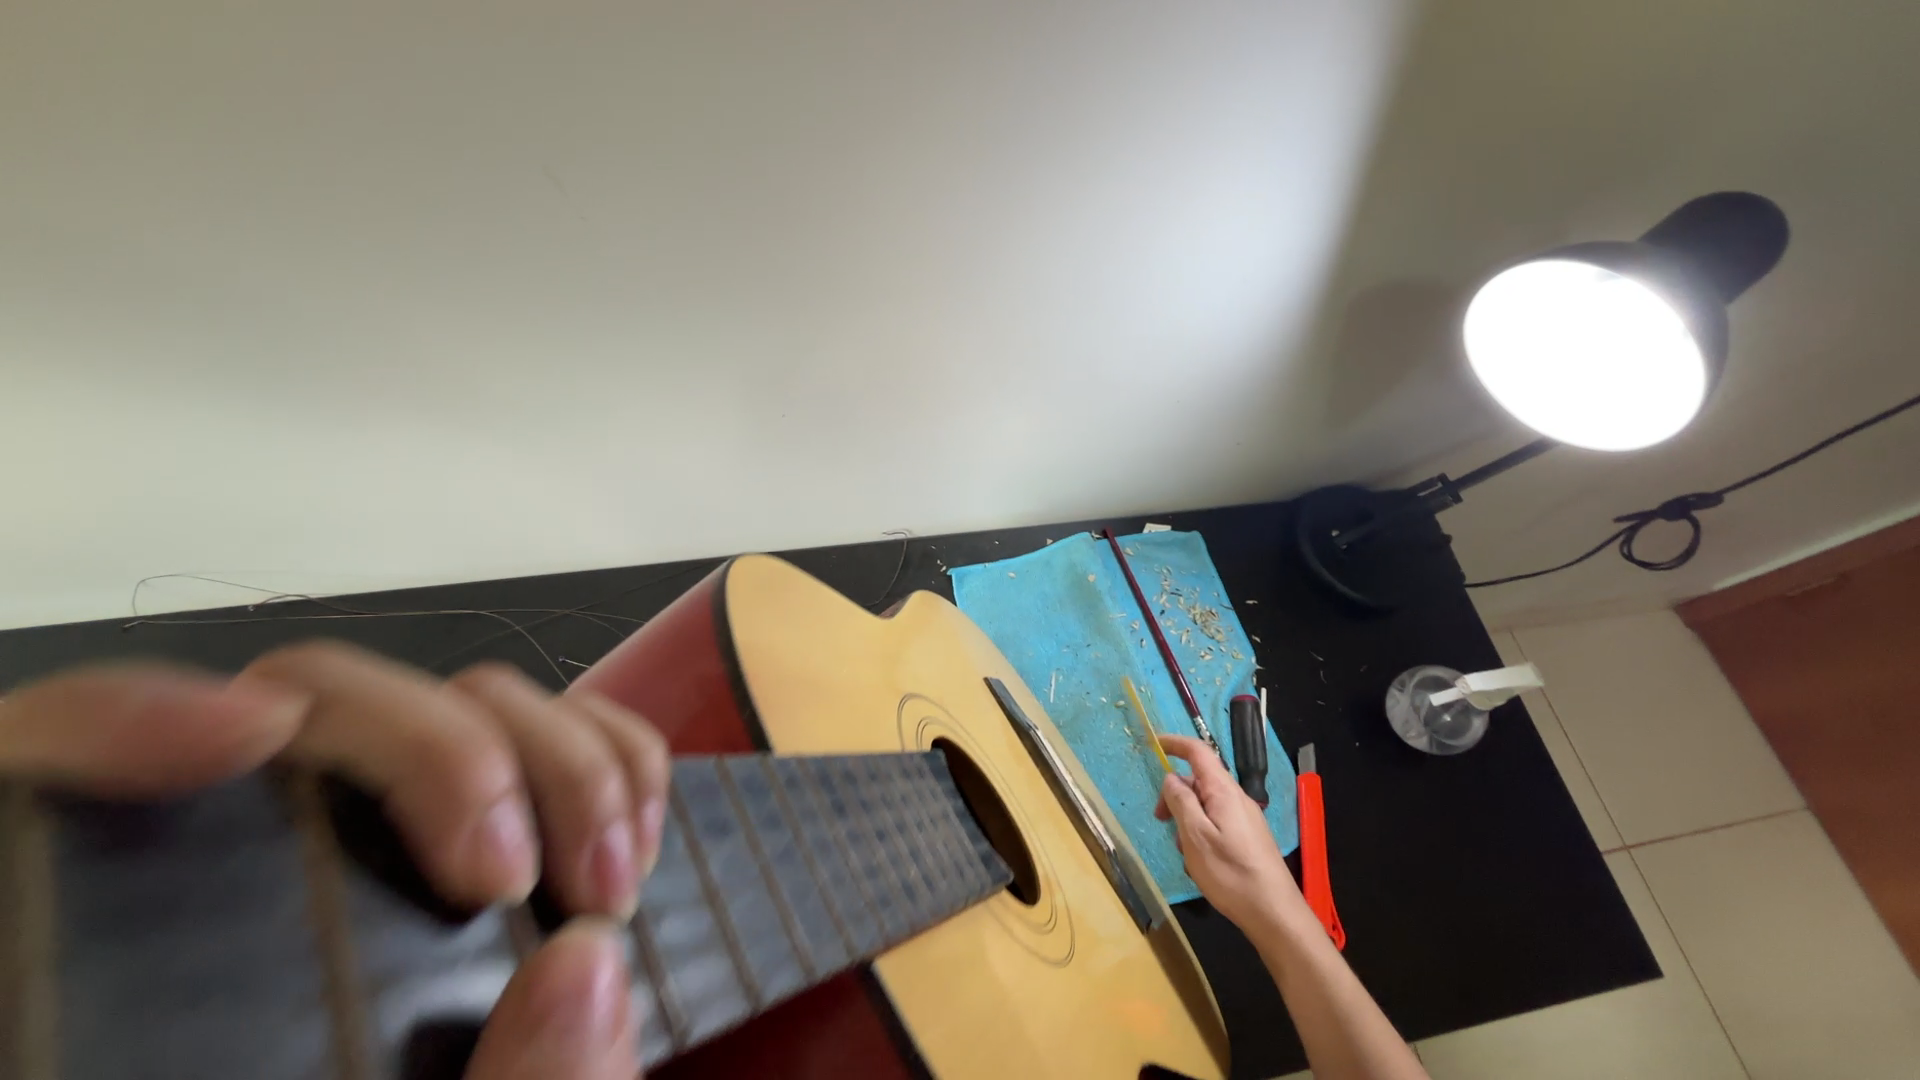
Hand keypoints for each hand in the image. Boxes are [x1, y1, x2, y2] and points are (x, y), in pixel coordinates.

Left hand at [0, 640, 666, 1077]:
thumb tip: (584, 962)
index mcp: (164, 931)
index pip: (50, 770)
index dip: (118, 720)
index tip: (238, 740)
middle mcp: (281, 851)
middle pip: (325, 703)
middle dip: (456, 761)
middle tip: (527, 882)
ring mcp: (406, 820)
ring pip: (468, 697)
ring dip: (570, 761)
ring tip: (615, 881)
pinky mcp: (505, 815)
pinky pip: (566, 721)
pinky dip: (614, 753)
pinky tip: (635, 837)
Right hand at [1154, 733, 1307, 935]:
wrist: (1274, 913)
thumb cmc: (1230, 873)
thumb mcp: (1195, 836)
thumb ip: (1181, 801)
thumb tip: (1171, 778)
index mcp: (1223, 791)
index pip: (1198, 752)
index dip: (1175, 743)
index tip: (1154, 744)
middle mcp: (1237, 798)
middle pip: (1199, 780)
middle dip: (1175, 793)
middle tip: (1160, 820)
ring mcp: (1245, 818)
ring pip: (1206, 803)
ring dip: (1187, 818)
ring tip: (1185, 851)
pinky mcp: (1248, 837)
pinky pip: (1216, 821)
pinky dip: (1200, 831)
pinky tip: (1200, 860)